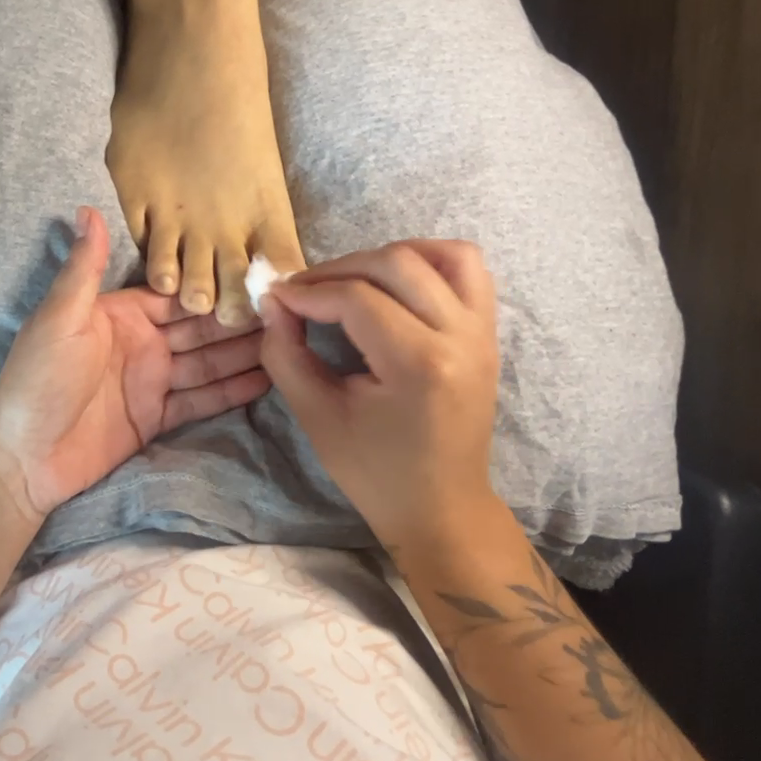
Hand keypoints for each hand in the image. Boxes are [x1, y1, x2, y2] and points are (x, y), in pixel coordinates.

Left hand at [0, 207, 273, 520]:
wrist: (23, 456)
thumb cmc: (38, 379)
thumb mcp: (60, 318)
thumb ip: (85, 268)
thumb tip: (87, 207)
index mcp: (119, 313)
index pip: (177, 293)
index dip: (214, 285)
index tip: (258, 275)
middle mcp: (140, 342)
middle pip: (199, 327)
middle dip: (239, 319)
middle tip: (291, 311)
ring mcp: (149, 380)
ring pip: (206, 362)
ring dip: (243, 352)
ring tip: (292, 342)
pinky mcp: (155, 417)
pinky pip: (200, 399)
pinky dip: (231, 390)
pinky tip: (268, 380)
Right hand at [108, 3, 305, 327]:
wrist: (193, 44)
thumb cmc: (240, 91)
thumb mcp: (265, 162)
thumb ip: (261, 215)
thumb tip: (258, 252)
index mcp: (265, 211)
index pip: (273, 280)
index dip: (270, 303)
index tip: (267, 314)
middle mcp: (221, 222)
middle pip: (224, 292)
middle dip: (225, 311)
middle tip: (222, 313)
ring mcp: (173, 211)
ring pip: (177, 280)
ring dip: (183, 290)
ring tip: (185, 293)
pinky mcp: (134, 193)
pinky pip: (141, 244)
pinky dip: (148, 255)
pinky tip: (153, 259)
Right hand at [257, 240, 503, 545]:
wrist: (440, 505)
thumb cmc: (373, 469)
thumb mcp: (315, 415)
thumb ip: (285, 353)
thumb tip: (272, 302)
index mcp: (419, 365)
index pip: (356, 298)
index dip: (308, 292)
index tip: (276, 300)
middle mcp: (461, 338)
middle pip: (397, 264)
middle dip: (339, 269)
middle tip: (303, 292)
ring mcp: (483, 333)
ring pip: (440, 255)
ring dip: (387, 256)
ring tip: (350, 279)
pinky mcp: (489, 333)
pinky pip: (469, 270)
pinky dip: (428, 260)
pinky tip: (392, 280)